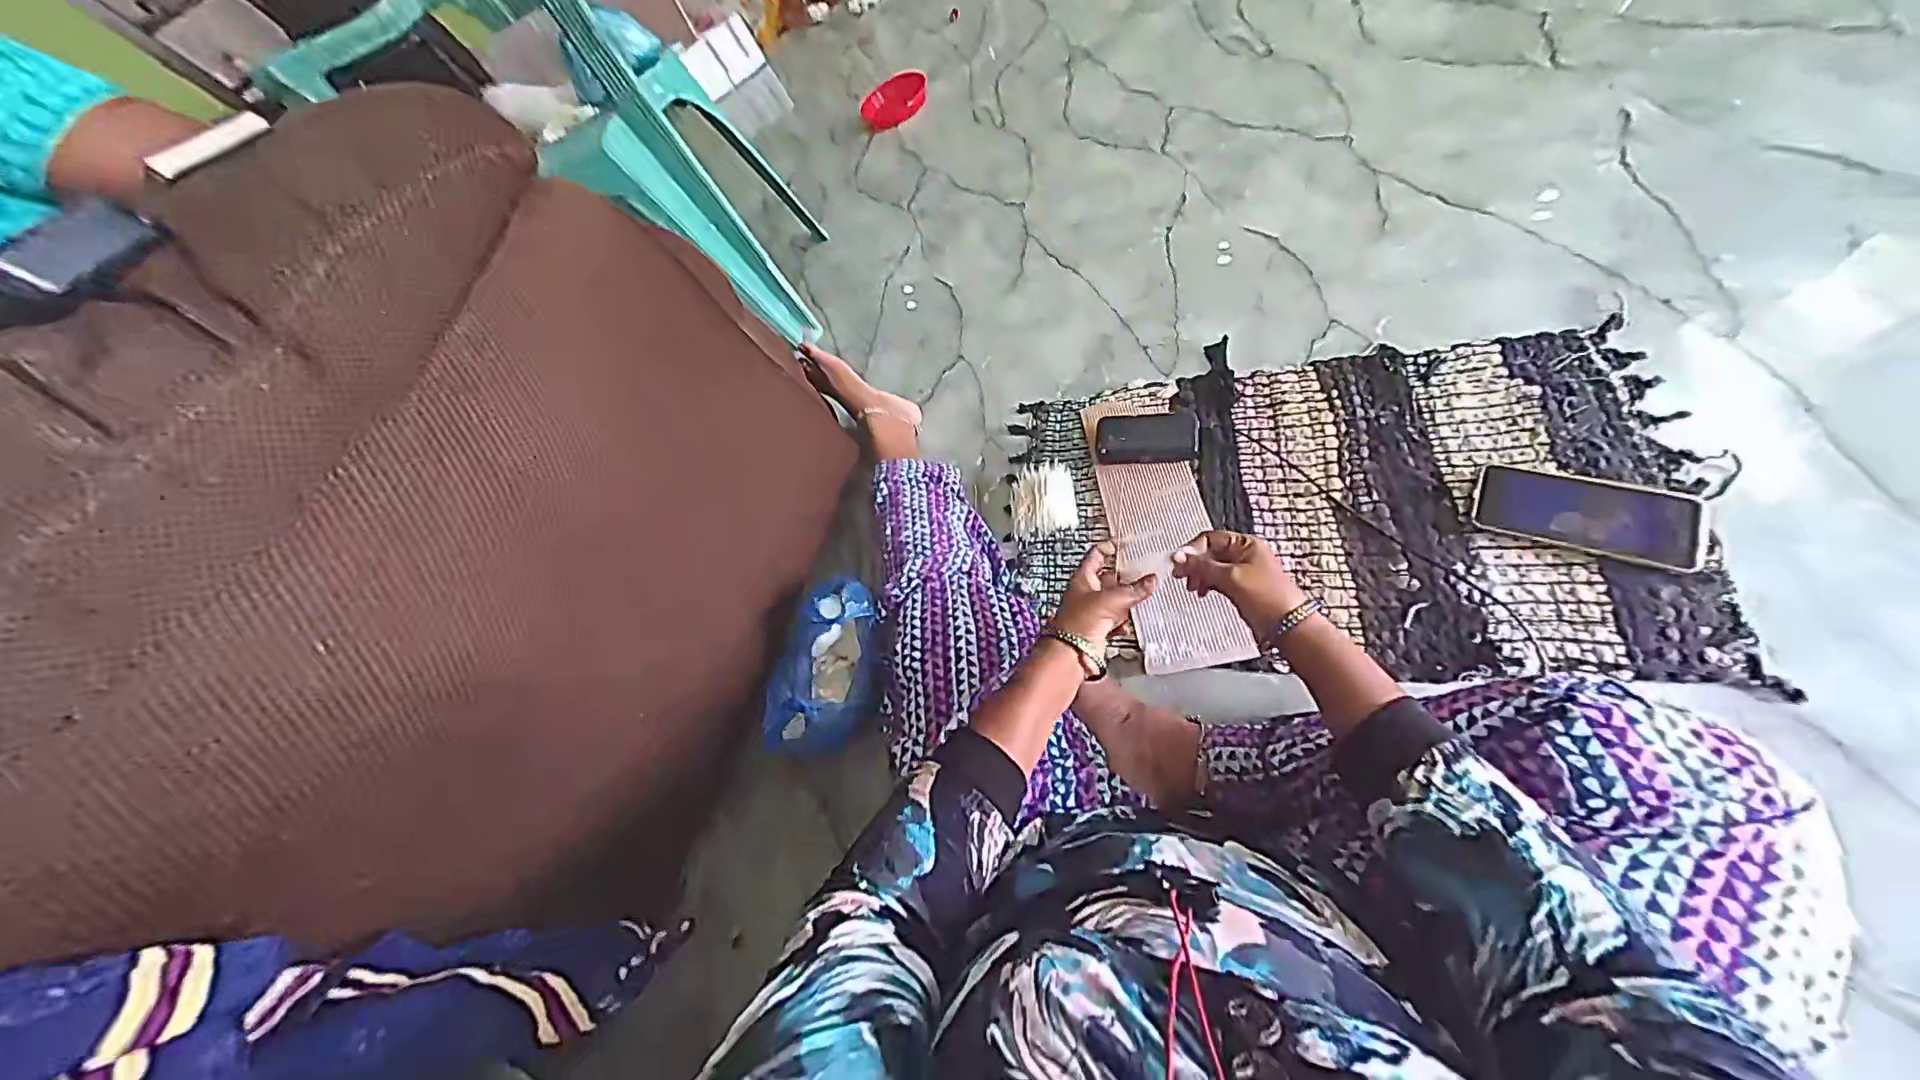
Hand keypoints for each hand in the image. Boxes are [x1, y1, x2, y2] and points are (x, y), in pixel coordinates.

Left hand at [1050, 542, 1157, 648]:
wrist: (1073, 652)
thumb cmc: (1082, 620)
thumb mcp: (1111, 599)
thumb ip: (1134, 589)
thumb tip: (1152, 580)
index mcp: (1084, 577)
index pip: (1098, 554)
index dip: (1113, 546)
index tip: (1131, 543)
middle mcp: (1089, 591)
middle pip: (1112, 577)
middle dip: (1129, 577)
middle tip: (1147, 573)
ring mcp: (1096, 608)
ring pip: (1118, 598)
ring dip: (1129, 601)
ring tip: (1143, 598)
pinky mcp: (1102, 625)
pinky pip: (1119, 617)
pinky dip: (1125, 620)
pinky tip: (1126, 624)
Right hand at [1171, 530, 1309, 636]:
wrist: (1287, 626)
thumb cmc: (1268, 598)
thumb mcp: (1231, 577)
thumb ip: (1203, 565)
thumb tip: (1179, 556)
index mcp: (1247, 544)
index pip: (1210, 539)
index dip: (1193, 550)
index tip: (1179, 563)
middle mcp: (1245, 555)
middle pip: (1210, 553)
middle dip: (1194, 564)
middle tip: (1180, 575)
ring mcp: (1243, 572)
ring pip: (1212, 568)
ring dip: (1199, 576)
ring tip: (1192, 587)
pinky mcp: (1241, 587)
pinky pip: (1218, 580)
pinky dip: (1208, 585)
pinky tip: (1202, 592)